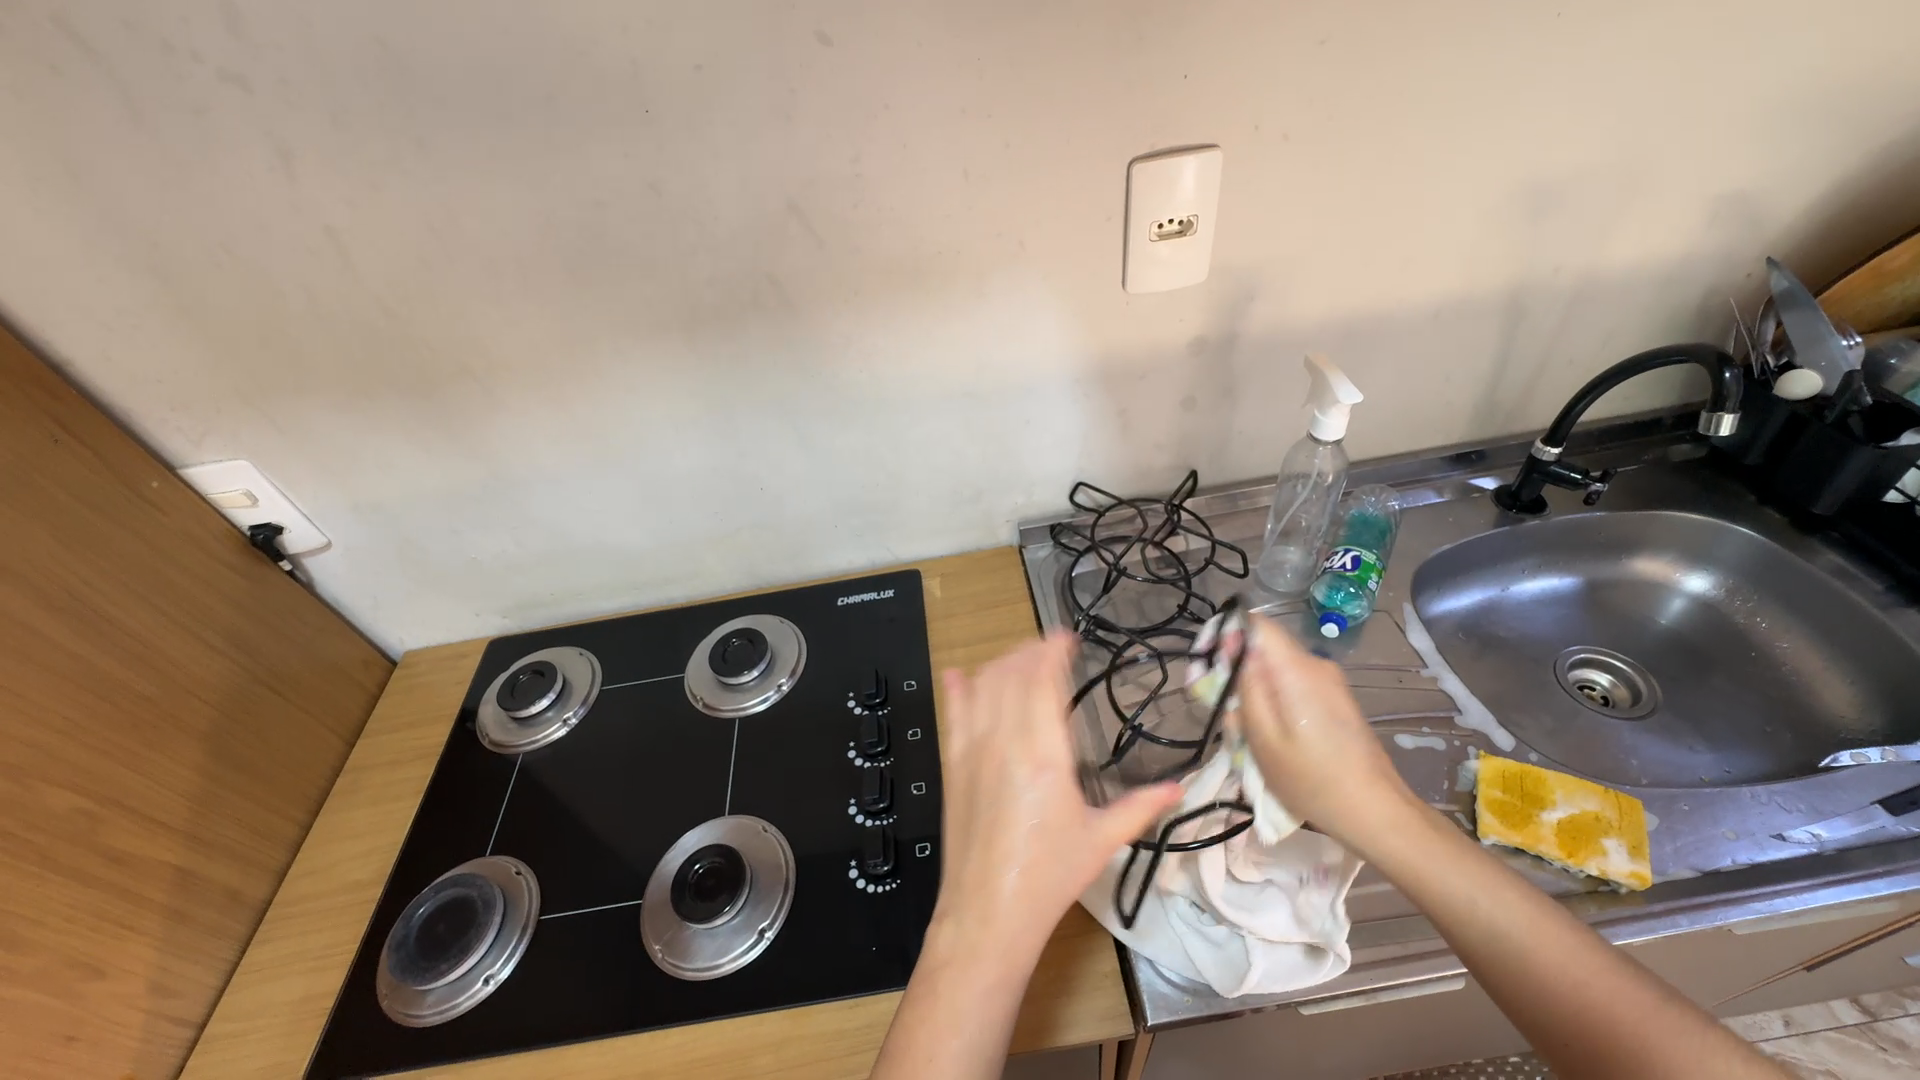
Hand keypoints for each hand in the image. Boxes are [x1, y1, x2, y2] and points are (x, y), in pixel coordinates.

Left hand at [930, 632, 1181, 958]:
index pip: (1043, 682)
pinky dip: (957, 691)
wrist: (988, 911)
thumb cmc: (1050, 876)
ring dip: (1000, 664)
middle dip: (1029, 652)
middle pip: (1011, 676)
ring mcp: (972, 752)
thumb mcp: (1102, 841)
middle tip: (1049, 648)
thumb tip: (1180, 788)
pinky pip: (952, 716)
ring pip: (981, 688)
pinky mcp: (952, 767)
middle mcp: (1004, 743)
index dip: (1052, 652)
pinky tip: (958, 675)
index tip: (1066, 637)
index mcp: (1044, 755)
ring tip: (1020, 659)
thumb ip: (1141, 808)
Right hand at [1233, 614, 1420, 851]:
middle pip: (1265, 646)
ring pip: (1276, 668)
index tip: (1207, 664)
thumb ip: (1246, 685)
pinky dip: (1273, 699)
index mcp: (1297, 669)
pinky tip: (1266, 733)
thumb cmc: (1311, 780)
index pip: (1256, 623)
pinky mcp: (1335, 699)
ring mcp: (1330, 682)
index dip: (1226, 633)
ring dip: (1253, 688)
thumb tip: (1233, 644)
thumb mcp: (1263, 737)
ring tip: (1239, 727)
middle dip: (1235, 667)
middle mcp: (1316, 665)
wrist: (1374, 812)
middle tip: (1216, 704)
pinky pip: (1292, 684)